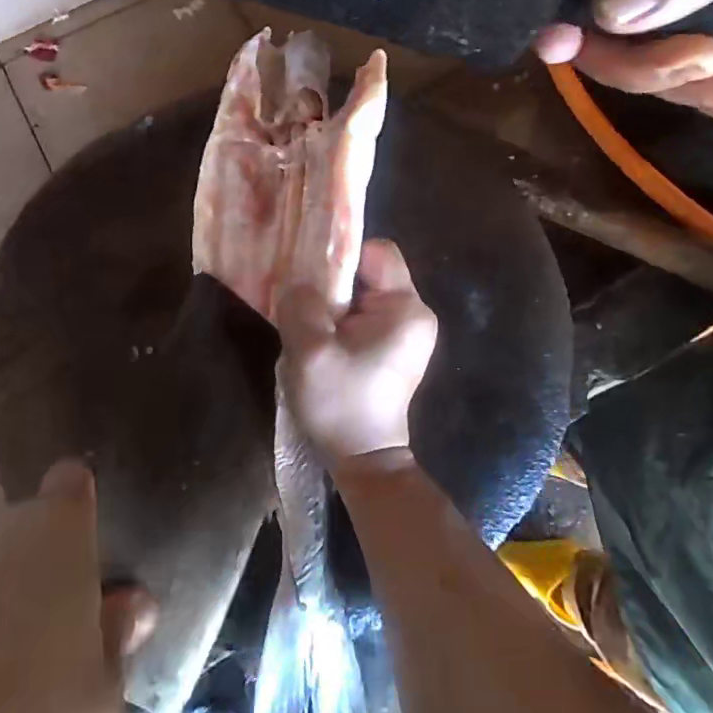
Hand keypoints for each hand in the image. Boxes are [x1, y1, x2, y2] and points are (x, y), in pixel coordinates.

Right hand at [275, 239, 438, 472]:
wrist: (363, 459)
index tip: (311, 279)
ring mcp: (406, 330)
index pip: (378, 252)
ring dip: (331, 304)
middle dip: (332, 283)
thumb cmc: (341, 405)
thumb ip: (301, 305)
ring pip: (362, 293)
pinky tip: (320, 340)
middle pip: (369, 271)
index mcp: (406, 309)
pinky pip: (363, 313)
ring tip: (308, 326)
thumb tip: (299, 282)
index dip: (341, 256)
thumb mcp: (310, 352)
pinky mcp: (393, 345)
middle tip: (302, 304)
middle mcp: (414, 313)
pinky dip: (339, 320)